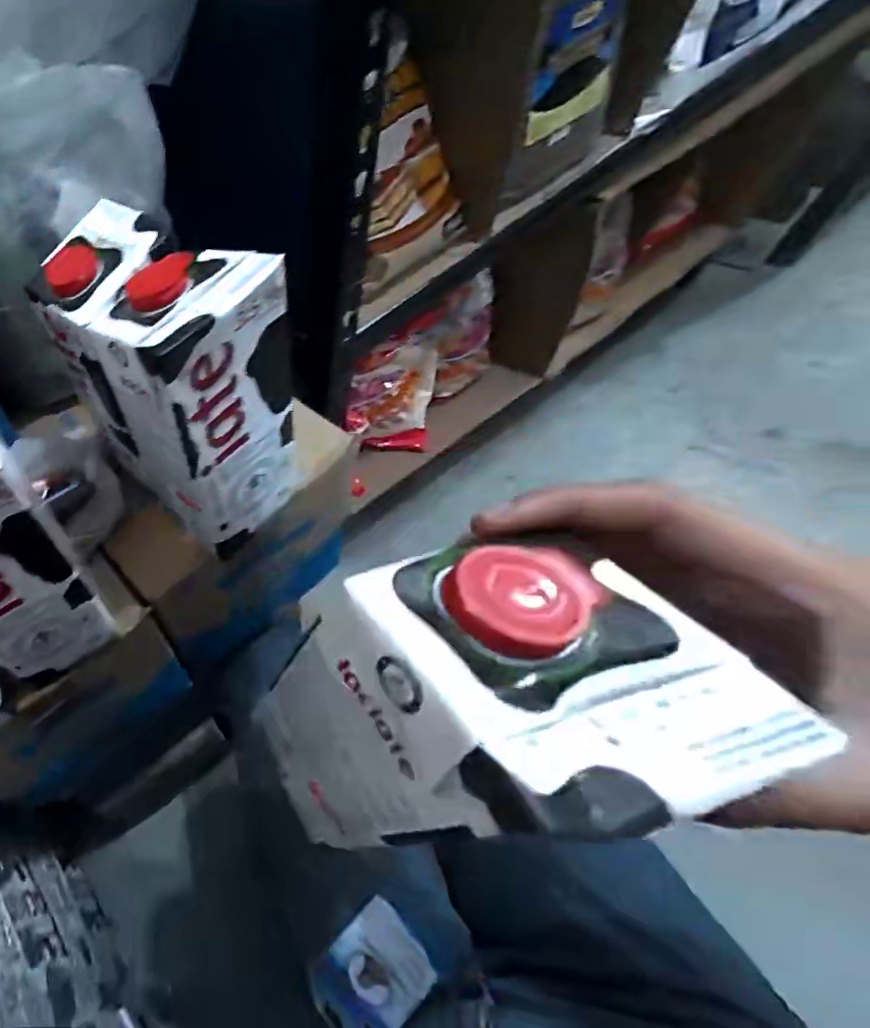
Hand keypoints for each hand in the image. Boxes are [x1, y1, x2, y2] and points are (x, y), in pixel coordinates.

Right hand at [473, 482, 869, 833]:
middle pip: (623, 523)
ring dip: (544, 561)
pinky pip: (634, 586)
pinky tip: (538, 623)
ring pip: (622, 552)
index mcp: (796, 581)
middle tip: (464, 566)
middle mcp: (755, 573)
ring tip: (481, 590)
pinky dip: (574, 592)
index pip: (662, 510)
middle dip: (533, 532)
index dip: (568, 505)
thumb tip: (619, 784)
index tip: (488, 529)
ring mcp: (739, 594)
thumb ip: (754, 789)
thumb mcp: (863, 785)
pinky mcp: (726, 618)